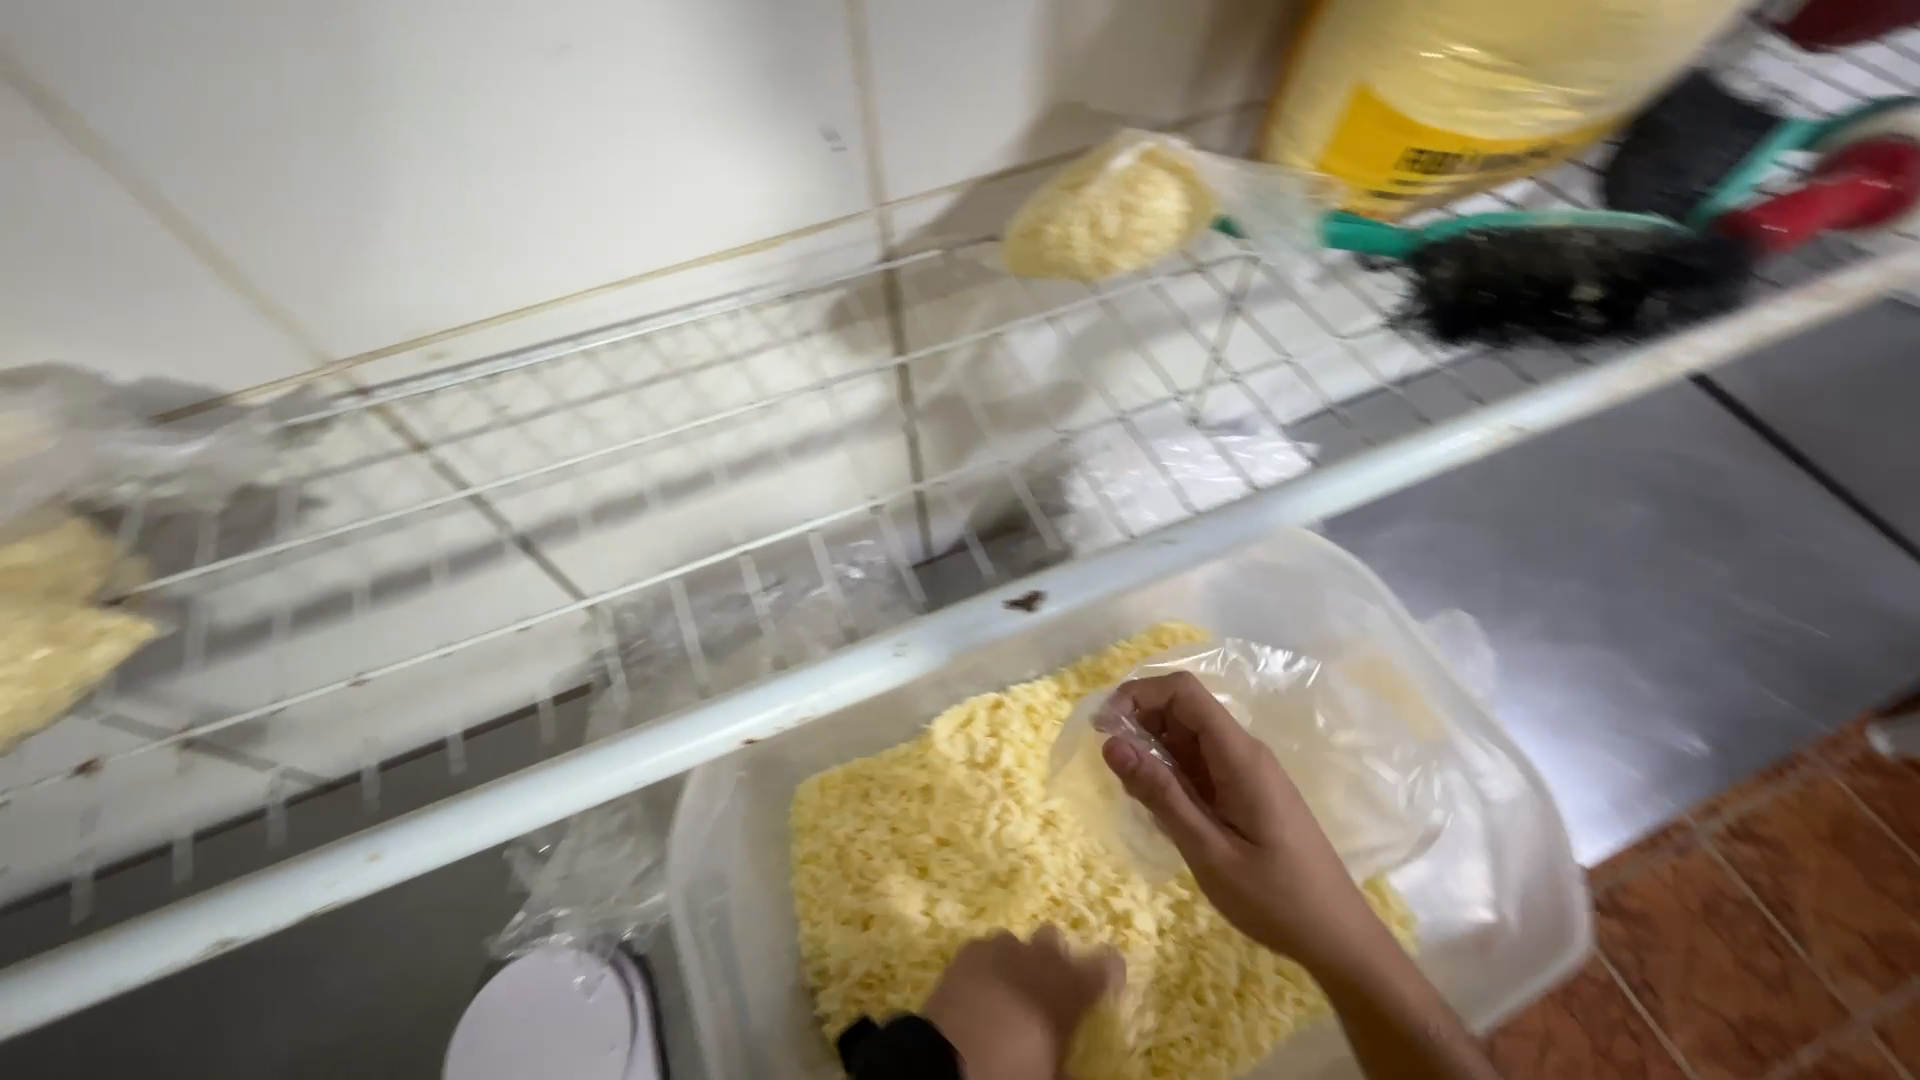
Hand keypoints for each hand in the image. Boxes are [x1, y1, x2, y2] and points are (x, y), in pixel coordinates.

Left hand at [921, 926, 1123, 1079]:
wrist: (945, 1063)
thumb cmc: (1008, 1073)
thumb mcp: (1049, 1074)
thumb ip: (1066, 1060)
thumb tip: (1068, 1063)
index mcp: (1067, 989)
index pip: (1105, 964)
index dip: (1109, 969)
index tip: (1108, 980)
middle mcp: (1037, 959)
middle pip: (1055, 940)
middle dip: (1054, 960)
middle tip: (1047, 991)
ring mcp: (1000, 949)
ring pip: (1017, 941)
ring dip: (1018, 961)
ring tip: (1009, 989)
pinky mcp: (967, 951)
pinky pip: (985, 948)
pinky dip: (988, 964)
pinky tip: (981, 987)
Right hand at [1099, 672, 1386, 969]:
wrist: (1337, 936)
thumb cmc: (1275, 898)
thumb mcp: (1207, 851)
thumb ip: (1160, 794)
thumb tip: (1112, 744)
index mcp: (1239, 755)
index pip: (1183, 691)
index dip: (1138, 695)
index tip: (1103, 729)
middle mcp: (1243, 751)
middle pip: (1182, 709)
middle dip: (1140, 726)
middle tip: (1116, 773)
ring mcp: (1246, 771)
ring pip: (1187, 737)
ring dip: (1153, 754)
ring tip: (1139, 800)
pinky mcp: (1245, 791)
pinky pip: (1199, 764)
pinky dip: (1171, 776)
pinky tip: (1164, 813)